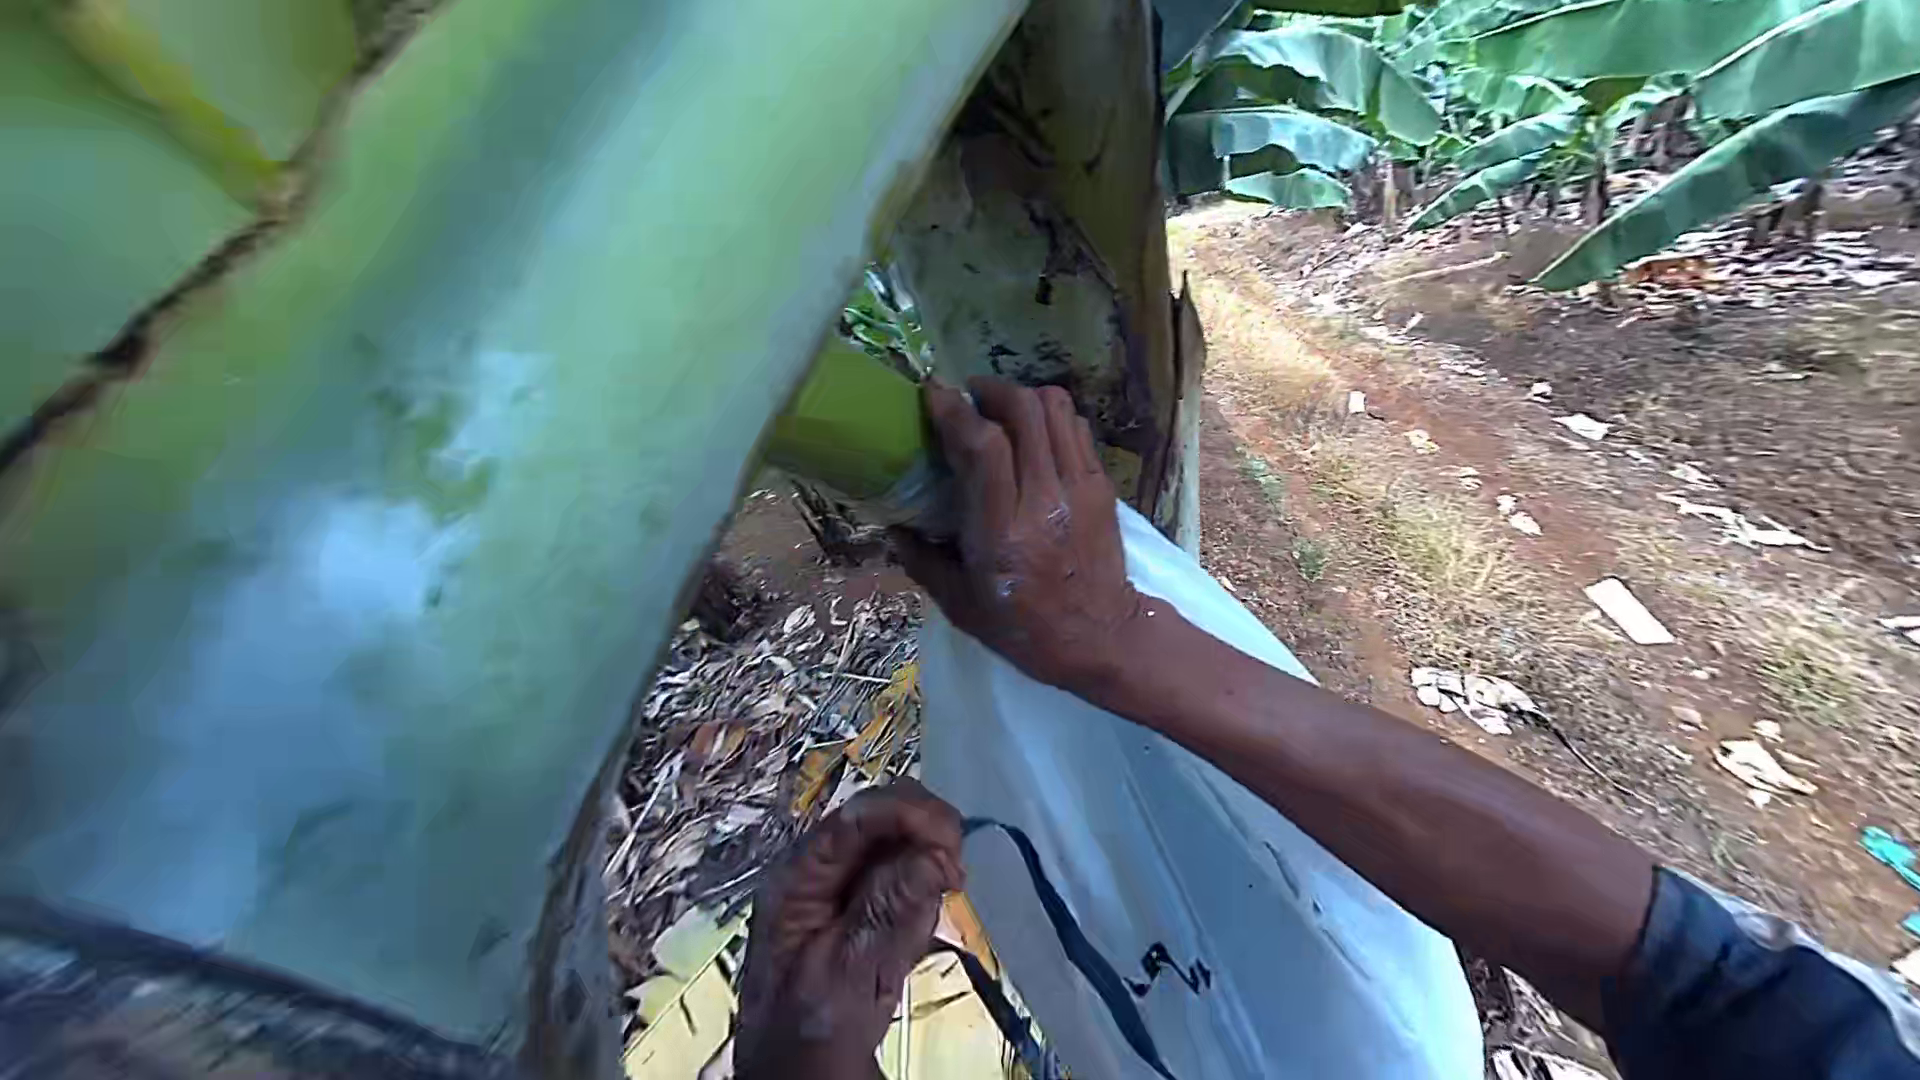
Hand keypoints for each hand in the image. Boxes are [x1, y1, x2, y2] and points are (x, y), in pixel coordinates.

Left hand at [734, 780, 963, 1079]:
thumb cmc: (808, 1039)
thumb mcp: (843, 983)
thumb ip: (885, 917)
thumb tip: (935, 855)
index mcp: (800, 875)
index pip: (854, 817)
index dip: (906, 813)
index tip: (951, 839)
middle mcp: (823, 863)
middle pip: (880, 813)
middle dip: (924, 829)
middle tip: (955, 873)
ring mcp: (846, 878)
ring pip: (902, 833)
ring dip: (930, 857)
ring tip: (928, 914)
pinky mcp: (869, 896)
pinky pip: (909, 868)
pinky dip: (926, 884)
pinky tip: (914, 932)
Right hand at [895, 377, 1154, 697]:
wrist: (1101, 638)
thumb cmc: (1024, 627)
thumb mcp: (960, 604)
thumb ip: (922, 561)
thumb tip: (894, 529)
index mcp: (1003, 530)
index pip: (983, 447)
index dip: (955, 411)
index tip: (934, 394)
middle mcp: (1044, 498)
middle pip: (1024, 411)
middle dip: (990, 390)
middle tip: (970, 396)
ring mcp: (1080, 488)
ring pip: (1056, 409)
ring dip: (1023, 396)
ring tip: (1002, 409)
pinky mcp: (1102, 487)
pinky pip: (1077, 428)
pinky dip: (1051, 416)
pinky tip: (1034, 433)